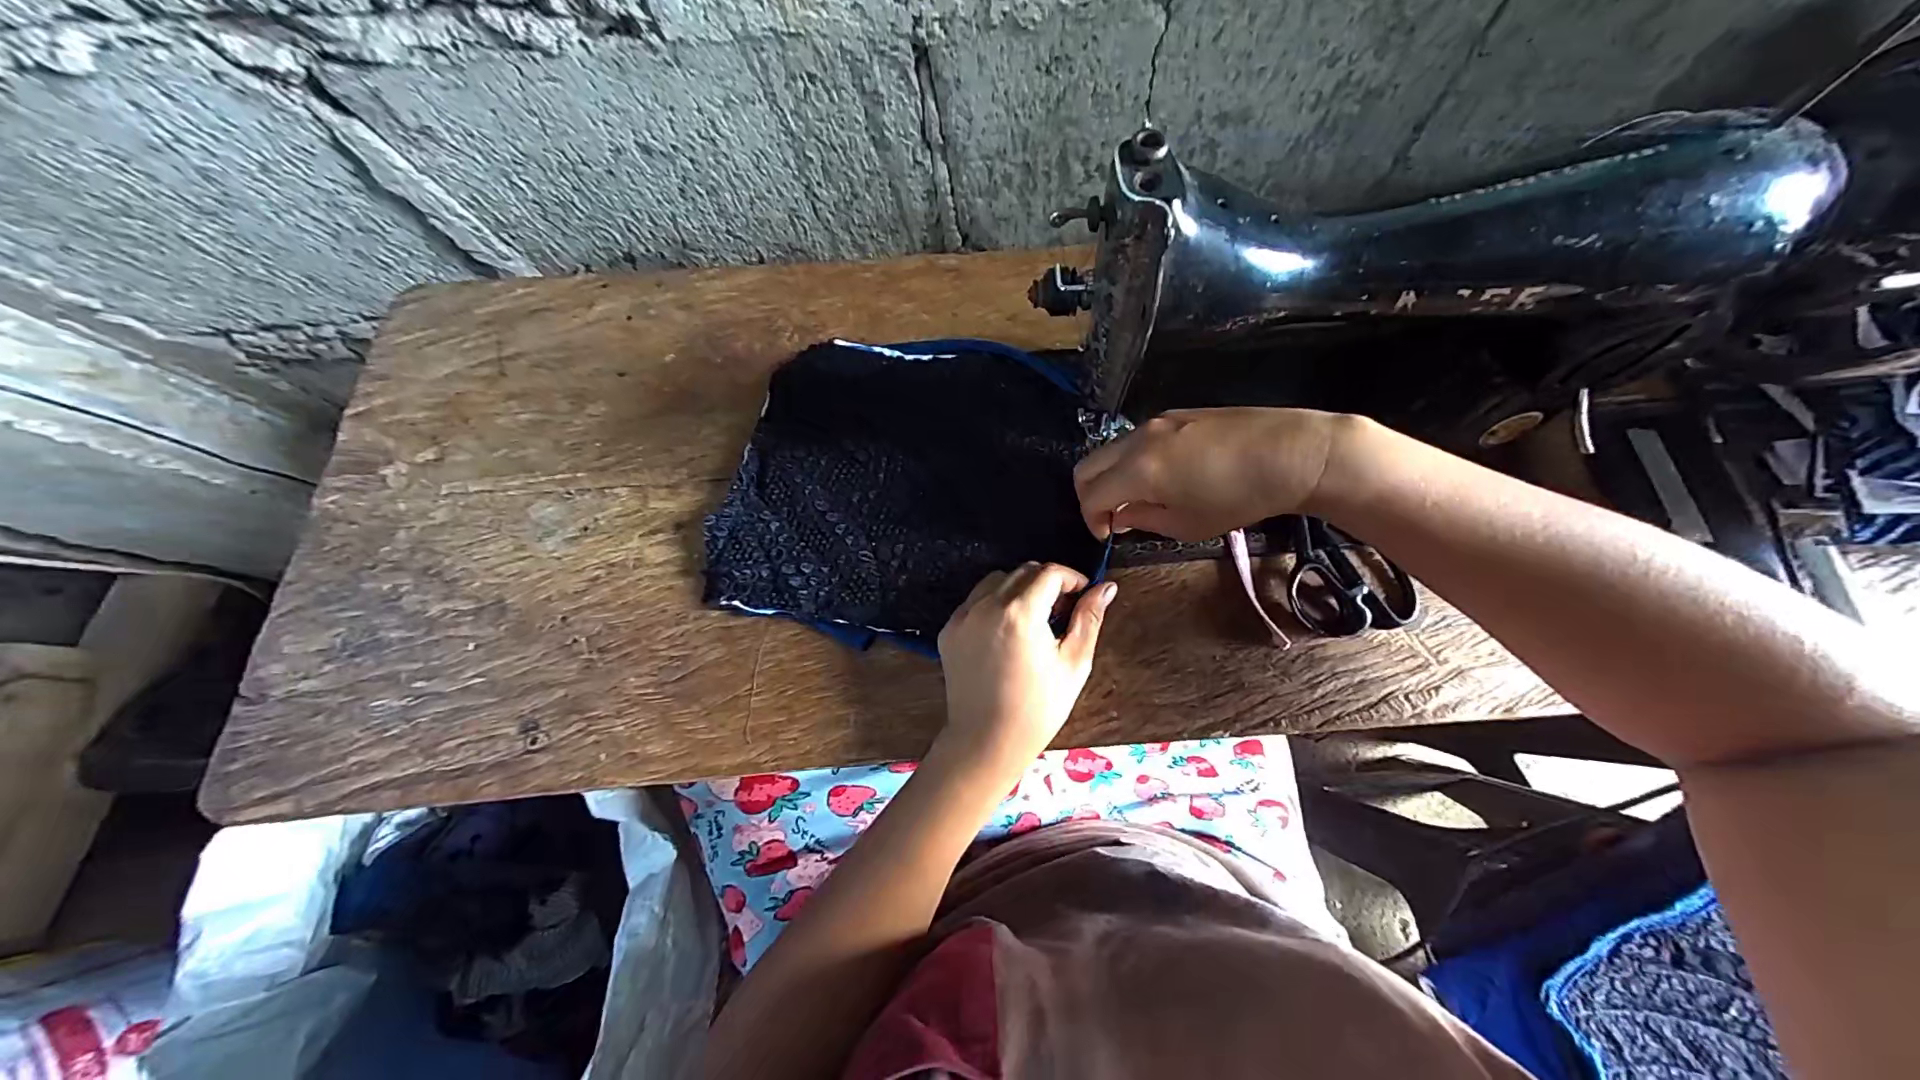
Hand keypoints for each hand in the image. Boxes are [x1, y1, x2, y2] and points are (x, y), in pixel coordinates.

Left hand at [935, 563, 1117, 768]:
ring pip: (996, 580)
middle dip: (1047, 583)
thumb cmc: (1037, 709)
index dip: (1072, 578)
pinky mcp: (949, 630)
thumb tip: (1107, 588)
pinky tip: (1008, 632)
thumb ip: (1089, 618)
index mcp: (1020, 613)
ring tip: (1035, 621)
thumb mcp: (1073, 663)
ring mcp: (963, 617)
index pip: (1050, 573)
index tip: (1082, 594)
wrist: (985, 741)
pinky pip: (975, 601)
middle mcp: (986, 607)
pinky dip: (994, 604)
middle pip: (1023, 571)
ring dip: (1019, 589)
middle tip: (1062, 611)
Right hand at [1073, 407, 1356, 540]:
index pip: (1090, 495)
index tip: (1108, 535)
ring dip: (1112, 476)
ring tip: (1141, 498)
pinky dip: (1132, 461)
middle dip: (1090, 495)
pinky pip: (1136, 439)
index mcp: (1138, 470)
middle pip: (1087, 467)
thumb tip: (1120, 515)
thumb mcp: (1188, 524)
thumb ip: (1143, 519)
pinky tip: (1164, 476)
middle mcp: (1138, 439)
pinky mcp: (1178, 414)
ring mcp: (1157, 422)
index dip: (1091, 520)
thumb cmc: (1240, 497)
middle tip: (1113, 517)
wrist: (1293, 453)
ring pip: (1110, 450)